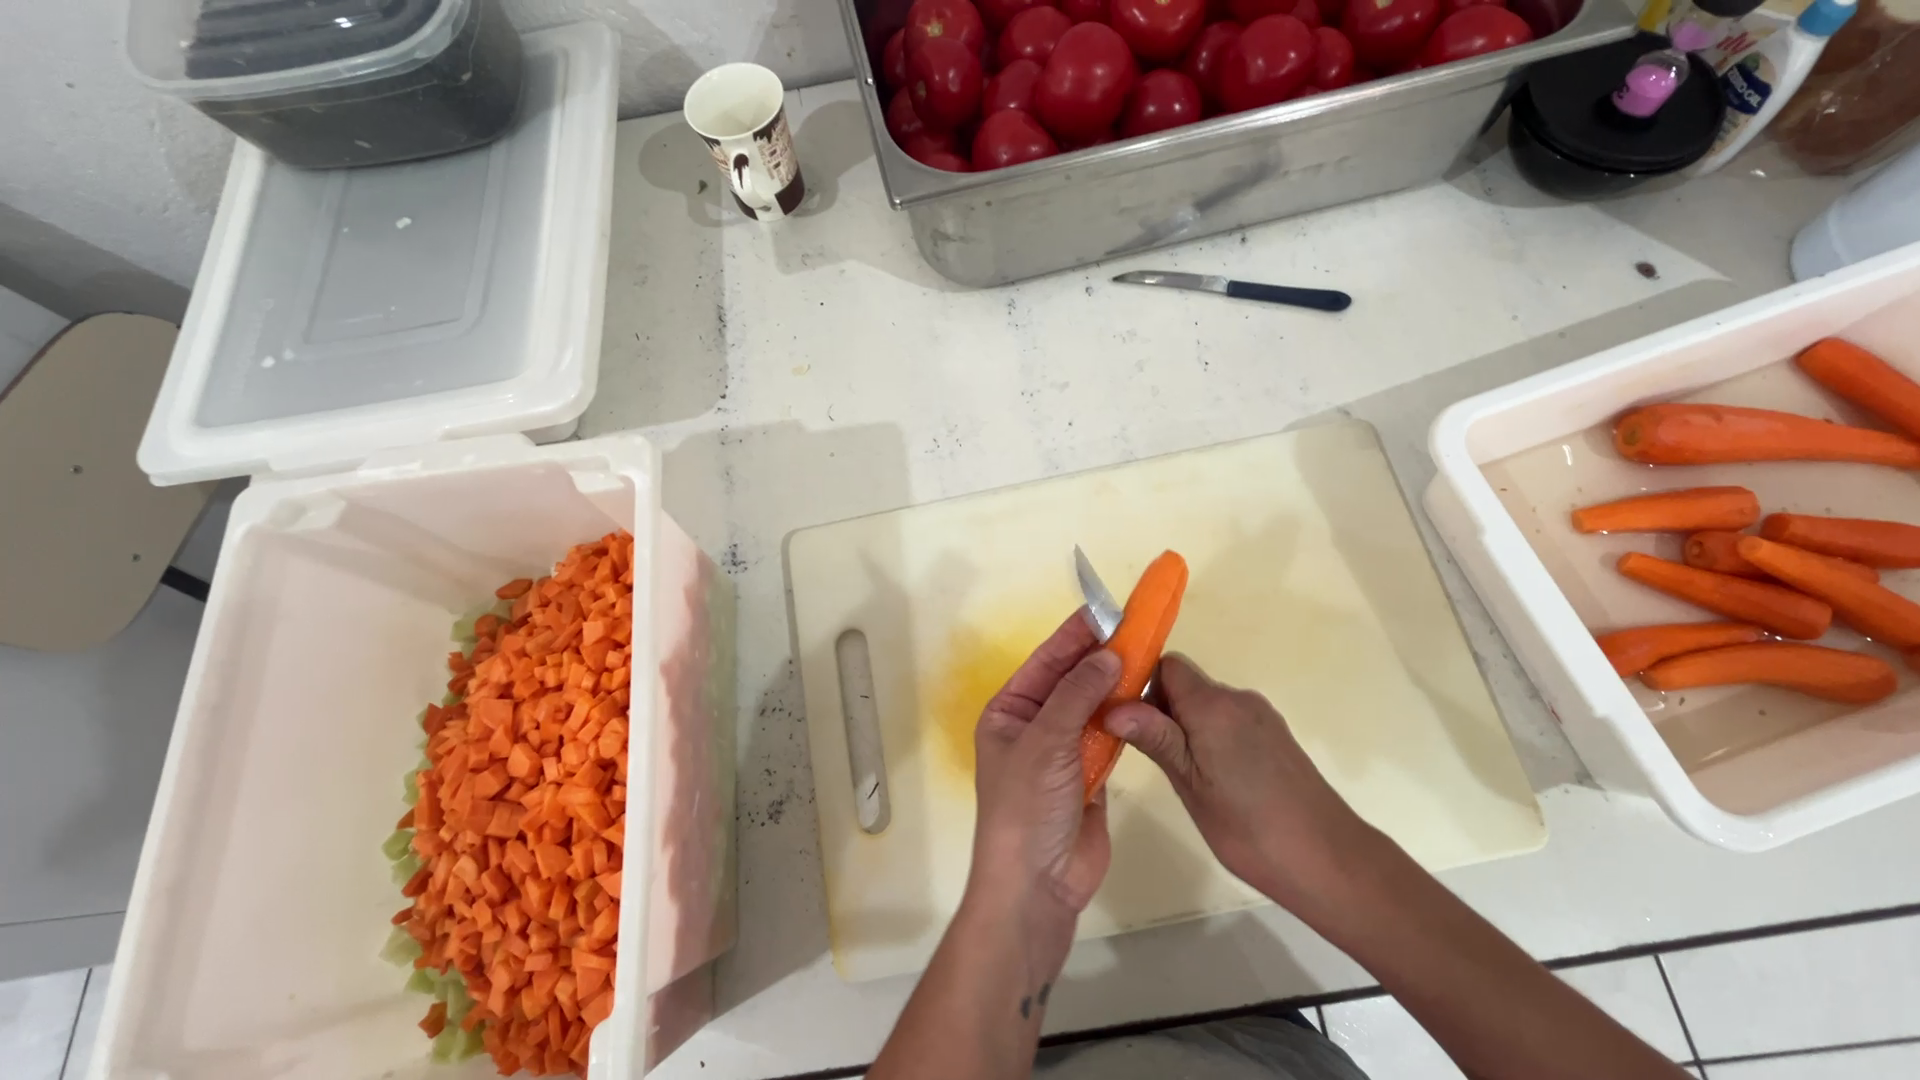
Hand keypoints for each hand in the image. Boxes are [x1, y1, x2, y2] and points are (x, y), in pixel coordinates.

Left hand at [966, 611, 1120, 975]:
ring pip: (1093, 707)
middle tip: (1137, 626)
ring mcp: (1063, 752)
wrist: (1038, 884)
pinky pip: (1110, 736)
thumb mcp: (1045, 743)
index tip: (1106, 609)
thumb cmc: (1027, 807)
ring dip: (1116, 685)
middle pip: (1071, 682)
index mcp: (1009, 714)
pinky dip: (1126, 717)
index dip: (1074, 636)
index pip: (1044, 663)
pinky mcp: (1091, 775)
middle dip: (1099, 657)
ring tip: (1148, 653)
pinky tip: (1147, 696)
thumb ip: (1077, 695)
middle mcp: (1034, 727)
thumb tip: (1108, 654)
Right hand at [1104, 654, 1374, 910]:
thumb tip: (1111, 706)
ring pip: (1206, 705)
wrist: (1329, 860)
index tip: (1123, 716)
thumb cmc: (1250, 828)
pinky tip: (1210, 778)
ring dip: (1185, 726)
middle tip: (1144, 753)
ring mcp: (1261, 717)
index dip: (1141, 683)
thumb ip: (1155, 739)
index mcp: (1214, 706)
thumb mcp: (1191, 786)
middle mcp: (1238, 700)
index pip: (1166, 666)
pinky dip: (1210, 737)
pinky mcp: (1275, 737)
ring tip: (1177, 772)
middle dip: (1159, 709)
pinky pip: (1228, 721)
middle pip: (1186, 684)